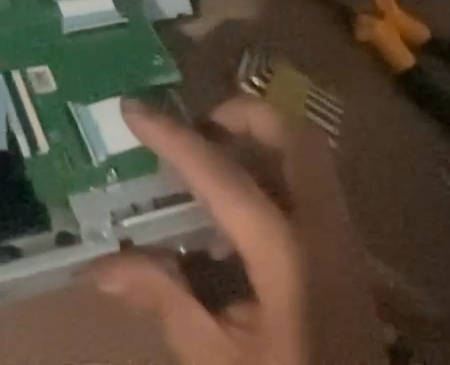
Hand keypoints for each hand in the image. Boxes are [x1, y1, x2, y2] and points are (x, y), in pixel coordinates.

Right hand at [88, 97, 373, 363]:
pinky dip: (273, 175)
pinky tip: (235, 219)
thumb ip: (164, 300)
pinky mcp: (350, 259)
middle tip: (195, 127)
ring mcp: (346, 244)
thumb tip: (99, 268)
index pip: (223, 177)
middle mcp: (326, 234)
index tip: (132, 108)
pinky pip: (312, 188)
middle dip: (244, 116)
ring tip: (208, 164)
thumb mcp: (218, 361)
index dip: (174, 139)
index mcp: (290, 257)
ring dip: (260, 143)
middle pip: (296, 138)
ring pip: (310, 159)